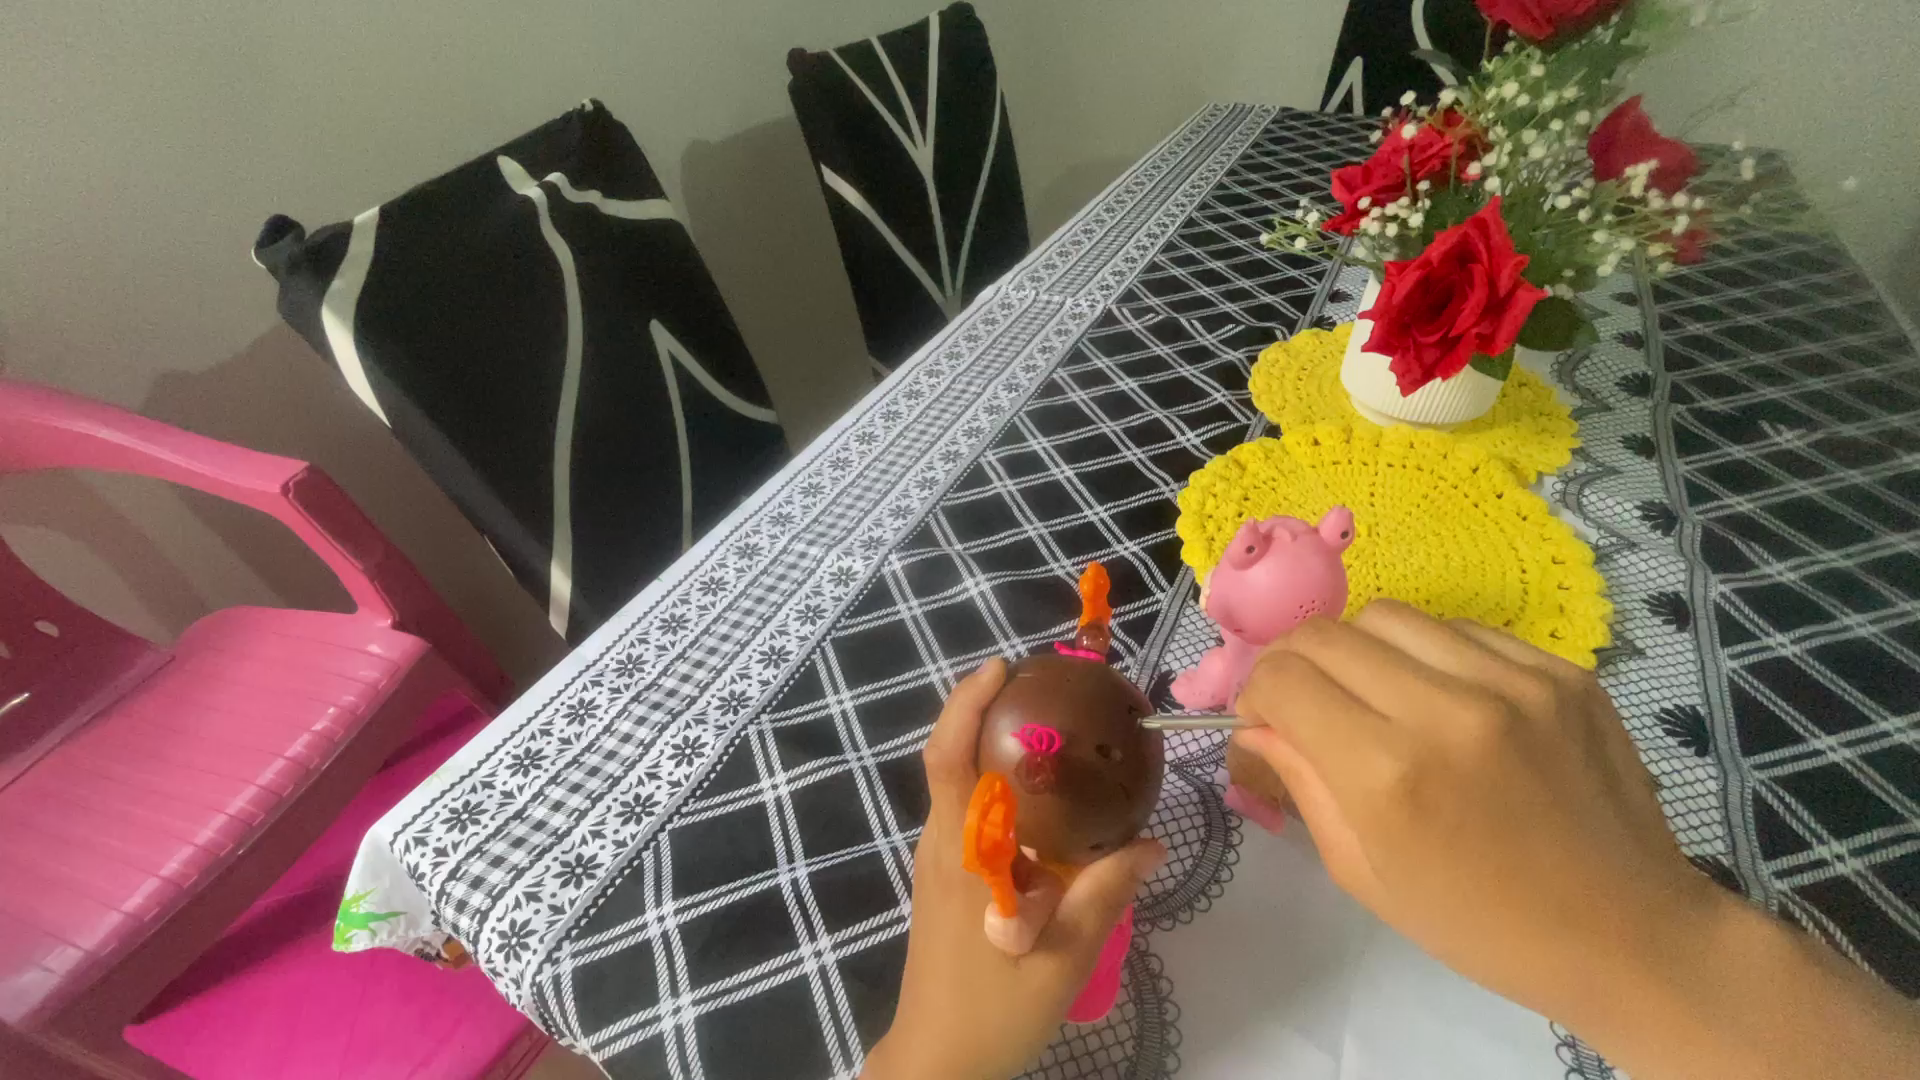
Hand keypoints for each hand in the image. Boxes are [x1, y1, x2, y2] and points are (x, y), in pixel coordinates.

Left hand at [862, 658, 1165, 1079]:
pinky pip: (968, 810)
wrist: (937, 1060)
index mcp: (960, 850)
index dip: (966, 705)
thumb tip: (1152, 842)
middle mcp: (941, 840)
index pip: (947, 758)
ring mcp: (939, 856)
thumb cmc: (992, 1008)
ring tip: (1049, 731)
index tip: (1001, 668)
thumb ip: (1104, 892)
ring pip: (960, 782)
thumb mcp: (1062, 956)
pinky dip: (997, 786)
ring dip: (992, 747)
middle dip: (986, 712)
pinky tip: (1042, 799)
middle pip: (951, 756)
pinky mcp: (946, 873)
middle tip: (1042, 690)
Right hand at [1229, 601, 1713, 1024]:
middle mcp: (1445, 710)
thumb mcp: (1361, 871)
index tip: (1267, 720)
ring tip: (1375, 692)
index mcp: (1386, 773)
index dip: (1255, 693)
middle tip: (1305, 700)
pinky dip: (1425, 652)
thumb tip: (1253, 725)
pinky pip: (1456, 629)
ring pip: (1385, 615)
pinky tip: (1442, 695)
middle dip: (1293, 663)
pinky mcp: (1560, 672)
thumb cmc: (1479, 921)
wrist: (1634, 937)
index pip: (1281, 678)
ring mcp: (1512, 683)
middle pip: (1323, 635)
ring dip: (1357, 649)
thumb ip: (1297, 781)